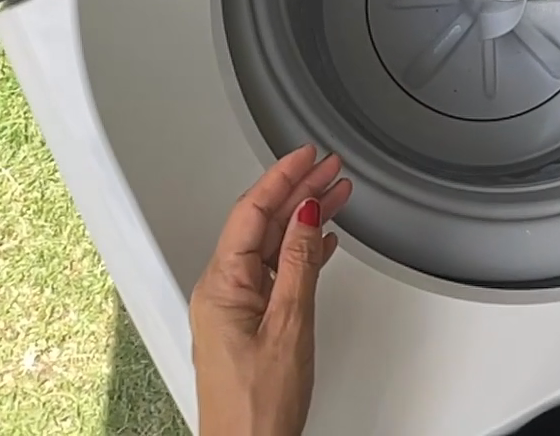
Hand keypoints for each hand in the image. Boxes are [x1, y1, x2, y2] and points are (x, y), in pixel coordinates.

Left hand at [190, 146, 352, 435]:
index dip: (281, 177)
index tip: (307, 154)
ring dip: (306, 216)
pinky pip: (278, 267)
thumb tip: (305, 213)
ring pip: (274, 242)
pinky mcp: (252, 319)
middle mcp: (224, 289)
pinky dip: (304, 247)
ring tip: (337, 191)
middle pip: (264, 222)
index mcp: (222, 285)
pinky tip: (323, 238)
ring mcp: (237, 304)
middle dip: (299, 190)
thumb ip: (298, 261)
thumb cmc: (257, 405)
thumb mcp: (288, 323)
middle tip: (331, 166)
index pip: (253, 212)